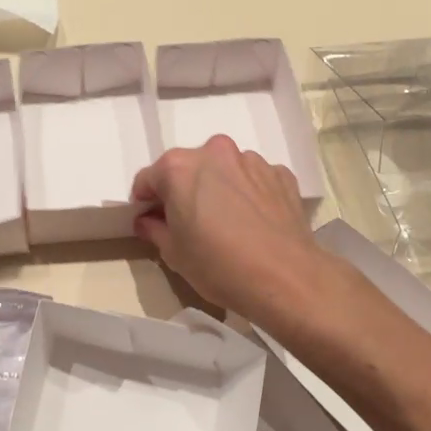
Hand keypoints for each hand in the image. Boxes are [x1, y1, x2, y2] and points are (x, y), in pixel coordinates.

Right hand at [131, 135, 328, 322]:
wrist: (285, 278)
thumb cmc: (218, 266)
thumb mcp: (174, 254)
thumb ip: (155, 229)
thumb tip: (148, 221)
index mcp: (179, 168)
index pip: (148, 178)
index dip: (146, 201)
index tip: (151, 220)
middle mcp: (215, 152)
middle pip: (188, 168)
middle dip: (183, 190)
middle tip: (188, 222)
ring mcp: (252, 161)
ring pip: (223, 171)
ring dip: (218, 189)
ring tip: (226, 223)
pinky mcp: (281, 175)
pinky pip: (253, 180)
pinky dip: (247, 194)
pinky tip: (252, 222)